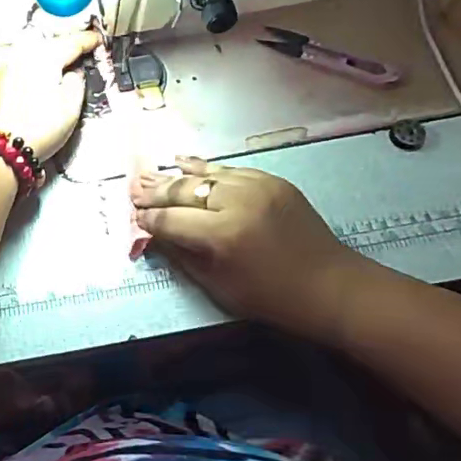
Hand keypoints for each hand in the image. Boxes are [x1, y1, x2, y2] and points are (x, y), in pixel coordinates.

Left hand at [0, 28, 101, 162]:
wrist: (0, 148)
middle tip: (69, 50)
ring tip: (33, 52)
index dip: (87, 40)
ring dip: (24, 46)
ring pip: (11, 44)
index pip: (71, 42)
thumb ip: (76, 83)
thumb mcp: (71, 107)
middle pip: (41, 41)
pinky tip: (0, 63)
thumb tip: (73, 73)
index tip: (96, 40)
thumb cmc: (39, 128)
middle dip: (56, 43)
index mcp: (44, 56)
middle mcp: (17, 52)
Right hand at [131, 157, 371, 338]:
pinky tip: (185, 162)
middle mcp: (238, 201)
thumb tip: (154, 235)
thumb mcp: (219, 286)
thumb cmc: (270, 298)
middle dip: (156, 192)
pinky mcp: (273, 181)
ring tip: (149, 174)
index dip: (149, 219)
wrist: (329, 286)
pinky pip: (231, 169)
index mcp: (223, 234)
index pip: (172, 220)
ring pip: (206, 173)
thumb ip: (183, 256)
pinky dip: (206, 167)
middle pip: (185, 190)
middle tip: (132, 189)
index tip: (133, 217)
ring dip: (176, 175)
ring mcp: (258, 186)